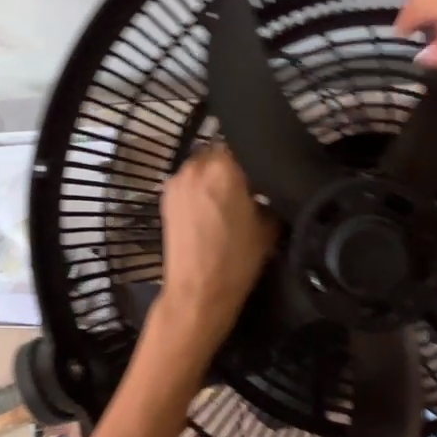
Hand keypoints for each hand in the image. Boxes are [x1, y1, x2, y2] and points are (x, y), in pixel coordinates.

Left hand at [156, 145, 276, 343]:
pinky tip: (212, 208)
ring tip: (231, 198)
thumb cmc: (236, 262)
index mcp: (225, 168)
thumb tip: (271, 192)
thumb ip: (270, 200)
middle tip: (251, 184)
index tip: (267, 171)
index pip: (245, 144)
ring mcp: (177, 181)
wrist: (198, 292)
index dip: (257, 156)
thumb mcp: (269, 229)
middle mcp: (197, 166)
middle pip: (220, 151)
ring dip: (215, 175)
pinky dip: (200, 188)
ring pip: (202, 165)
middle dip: (234, 164)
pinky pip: (189, 181)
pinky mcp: (165, 197)